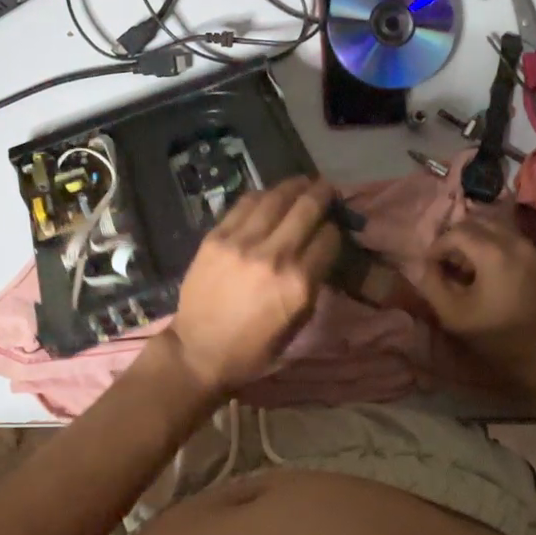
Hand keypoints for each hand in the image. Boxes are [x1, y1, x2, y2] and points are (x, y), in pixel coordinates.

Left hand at [169, 176, 341, 394]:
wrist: (198, 351)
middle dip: (323, 194)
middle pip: (307, 207)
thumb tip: (323, 250)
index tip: (335, 227)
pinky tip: (270, 196)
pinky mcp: (216, 236)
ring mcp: (241, 242)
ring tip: (302, 183)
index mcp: (298, 283)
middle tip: (328, 188)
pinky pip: (245, 203)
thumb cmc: (254, 348)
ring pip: (276, 197)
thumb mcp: (297, 323)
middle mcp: (273, 255)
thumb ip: (314, 283)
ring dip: (294, 186)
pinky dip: (263, 195)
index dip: (337, 229)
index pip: (330, 237)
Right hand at [415, 212, 535, 396]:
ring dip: (474, 239)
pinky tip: (484, 270)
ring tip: (464, 266)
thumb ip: (433, 285)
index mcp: (493, 253)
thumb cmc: (498, 338)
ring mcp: (530, 247)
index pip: (456, 232)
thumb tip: (426, 265)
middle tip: (445, 262)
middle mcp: (514, 241)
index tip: (429, 266)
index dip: (437, 246)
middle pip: (476, 221)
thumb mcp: (454, 316)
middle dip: (455, 238)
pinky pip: (507, 237)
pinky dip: (490, 244)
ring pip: (493, 226)